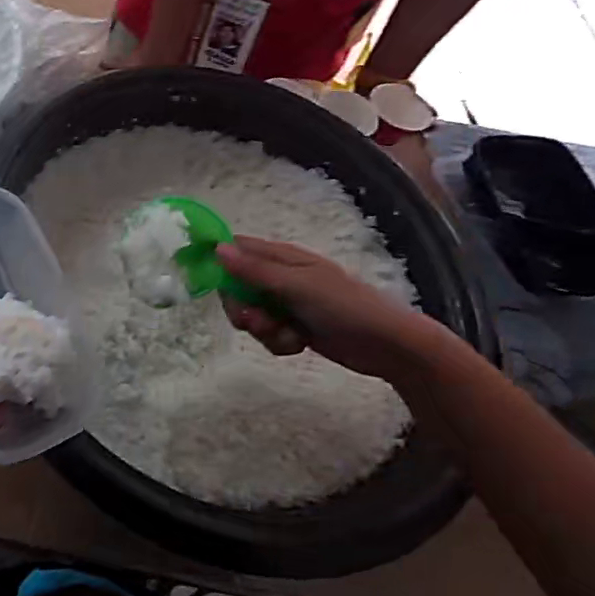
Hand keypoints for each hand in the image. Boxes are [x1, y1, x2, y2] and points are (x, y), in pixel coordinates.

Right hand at [215, 236, 460, 382]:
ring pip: (249, 314)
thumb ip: (254, 269)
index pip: (236, 249)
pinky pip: (266, 333)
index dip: (217, 260)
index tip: (204, 280)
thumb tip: (216, 248)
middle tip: (254, 320)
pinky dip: (277, 342)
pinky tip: (297, 345)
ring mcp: (286, 303)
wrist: (390, 347)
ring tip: (286, 335)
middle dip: (240, 308)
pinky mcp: (292, 327)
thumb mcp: (296, 285)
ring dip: (261, 329)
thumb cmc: (345, 306)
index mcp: (281, 257)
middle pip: (235, 287)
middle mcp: (279, 277)